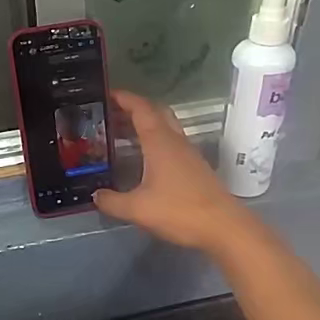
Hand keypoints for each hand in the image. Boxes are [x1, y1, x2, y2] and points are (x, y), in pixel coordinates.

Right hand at [94, 90, 265, 254]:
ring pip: (165, 128)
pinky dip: (155, 142)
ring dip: (146, 126)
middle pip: (156, 113)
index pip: (141, 109)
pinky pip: (172, 144)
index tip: (107, 93)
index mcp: (159, 142)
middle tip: (112, 114)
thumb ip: (112, 201)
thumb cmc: (179, 211)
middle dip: (135, 108)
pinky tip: (145, 160)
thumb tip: (96, 195)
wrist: (223, 227)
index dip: (124, 98)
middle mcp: (175, 141)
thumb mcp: (138, 209)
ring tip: (123, 135)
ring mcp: (189, 153)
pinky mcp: (196, 167)